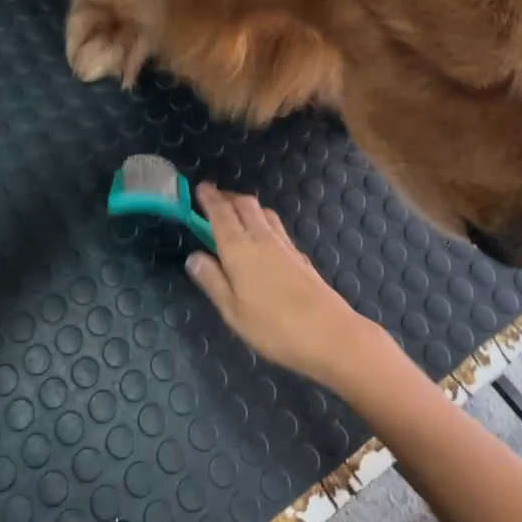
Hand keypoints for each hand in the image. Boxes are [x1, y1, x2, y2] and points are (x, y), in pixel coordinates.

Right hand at [184, 184, 386, 386]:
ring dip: (247, 206)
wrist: (329, 333)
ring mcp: (284, 245)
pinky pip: (277, 227)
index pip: (221, 213)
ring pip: (264, 212)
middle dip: (228, 197)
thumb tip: (193, 256)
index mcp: (239, 248)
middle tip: (215, 198)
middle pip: (245, 204)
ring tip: (237, 212)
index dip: (209, 198)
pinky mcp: (299, 256)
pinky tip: (264, 236)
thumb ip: (212, 281)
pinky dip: (264, 221)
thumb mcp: (232, 311)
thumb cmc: (273, 327)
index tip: (201, 187)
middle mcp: (262, 238)